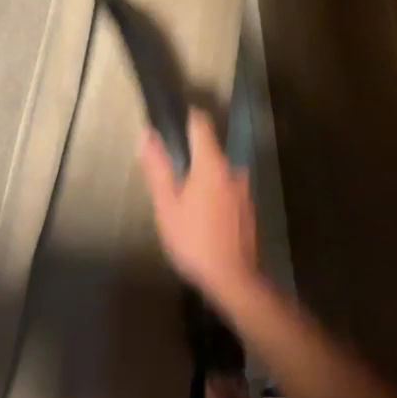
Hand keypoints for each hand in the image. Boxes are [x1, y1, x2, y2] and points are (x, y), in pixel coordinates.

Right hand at [138, 108, 259, 300]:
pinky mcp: (248, 209)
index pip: (200, 124)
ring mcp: (244, 191)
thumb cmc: (194, 240)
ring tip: (184, 201)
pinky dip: (214, 195)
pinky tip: (202, 217)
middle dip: (190, 157)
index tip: (170, 120)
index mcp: (211, 164)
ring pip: (218, 173)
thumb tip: (147, 134)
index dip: (185, 117)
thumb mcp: (167, 205)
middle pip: (209, 150)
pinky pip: (227, 190)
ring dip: (203, 179)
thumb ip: (158, 168)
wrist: (233, 280)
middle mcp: (232, 170)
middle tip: (170, 176)